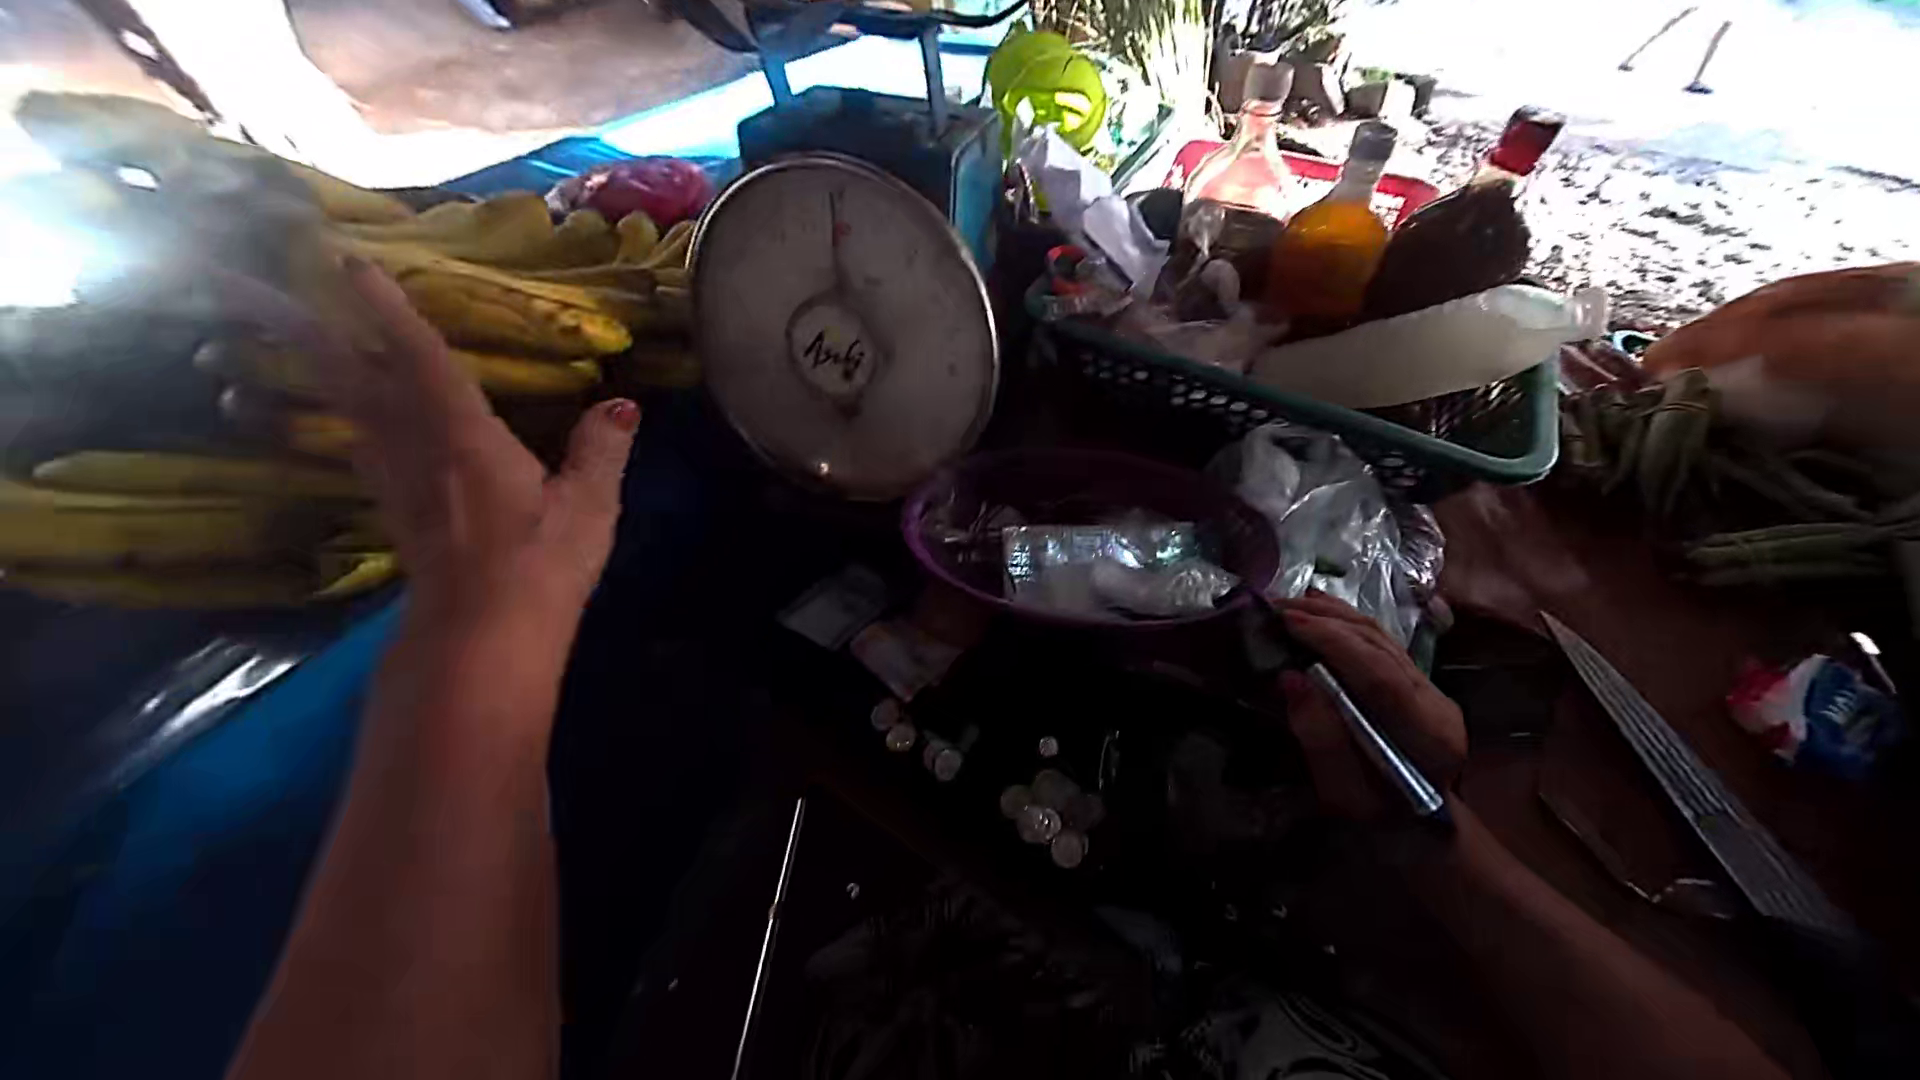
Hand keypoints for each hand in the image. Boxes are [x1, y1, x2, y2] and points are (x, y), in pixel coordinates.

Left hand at [323, 256, 638, 624]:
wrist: (482, 633)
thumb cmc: (540, 564)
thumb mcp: (589, 506)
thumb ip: (602, 451)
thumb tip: (623, 405)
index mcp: (465, 439)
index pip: (425, 363)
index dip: (391, 313)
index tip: (349, 263)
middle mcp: (417, 450)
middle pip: (354, 380)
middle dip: (307, 330)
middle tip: (242, 283)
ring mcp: (398, 482)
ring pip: (349, 412)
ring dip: (318, 369)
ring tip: (291, 337)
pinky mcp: (397, 510)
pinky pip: (364, 446)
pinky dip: (350, 417)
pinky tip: (354, 422)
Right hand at [1277, 593, 1465, 821]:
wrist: (1419, 829)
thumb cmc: (1377, 818)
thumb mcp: (1342, 793)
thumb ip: (1320, 738)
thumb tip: (1291, 678)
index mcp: (1425, 733)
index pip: (1379, 673)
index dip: (1332, 641)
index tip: (1286, 621)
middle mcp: (1435, 700)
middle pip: (1380, 644)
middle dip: (1325, 619)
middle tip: (1274, 606)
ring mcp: (1430, 687)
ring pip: (1381, 635)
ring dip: (1333, 613)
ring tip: (1288, 601)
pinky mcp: (1417, 680)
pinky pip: (1380, 639)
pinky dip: (1345, 619)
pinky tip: (1318, 607)